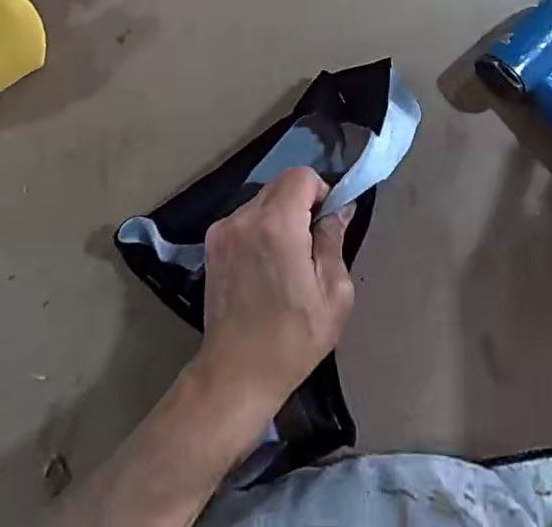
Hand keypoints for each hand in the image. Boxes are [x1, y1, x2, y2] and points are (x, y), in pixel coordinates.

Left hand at [194, 167, 355, 408]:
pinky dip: (262, 228)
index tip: (327, 224)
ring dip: (282, 215)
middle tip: (312, 242)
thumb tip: (339, 209)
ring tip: (289, 257)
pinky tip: (267, 264)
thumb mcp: (334, 293)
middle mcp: (244, 219)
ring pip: (263, 199)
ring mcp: (222, 232)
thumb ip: (335, 240)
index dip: (321, 192)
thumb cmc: (293, 338)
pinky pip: (245, 218)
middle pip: (281, 184)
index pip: (302, 176)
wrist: (235, 375)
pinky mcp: (211, 246)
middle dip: (302, 202)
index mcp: (277, 226)